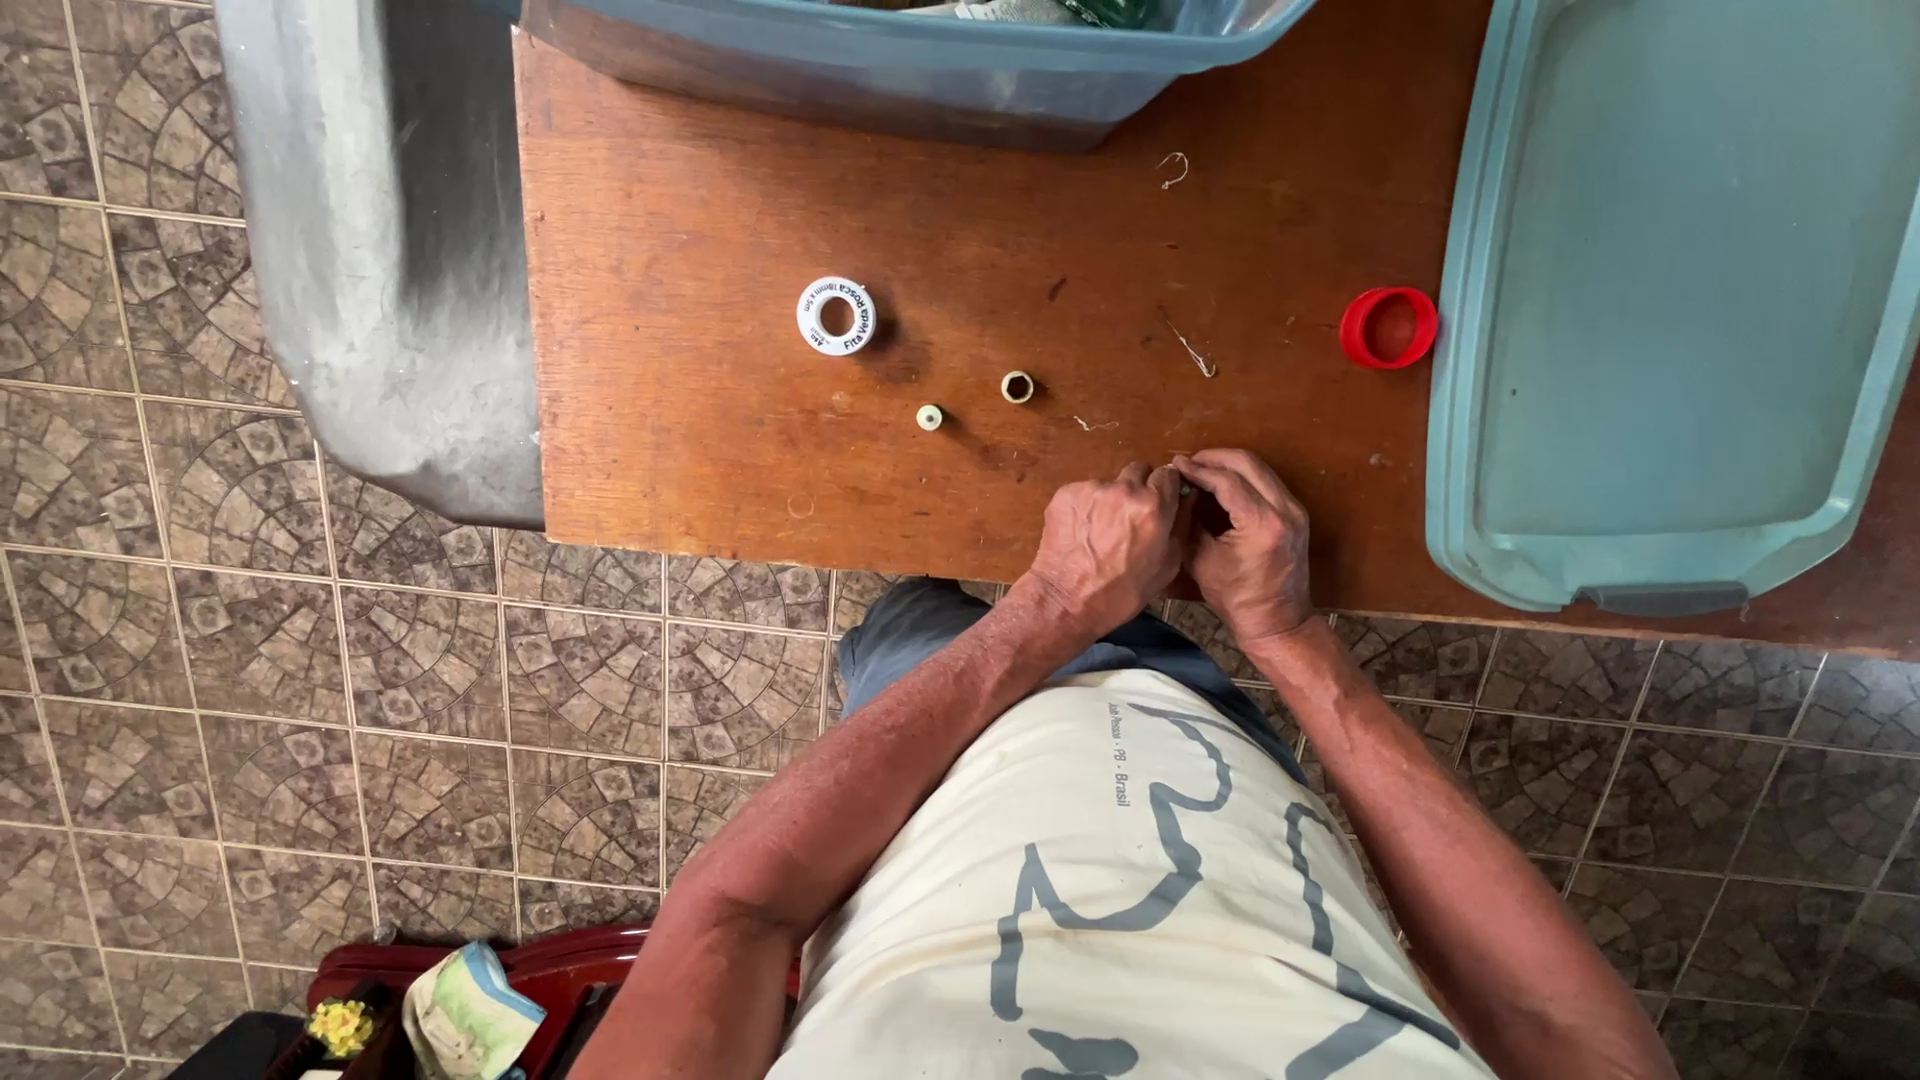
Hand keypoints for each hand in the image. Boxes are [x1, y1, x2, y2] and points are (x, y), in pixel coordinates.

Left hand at [1014, 462, 1183, 642]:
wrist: (1067, 600)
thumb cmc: (1122, 592)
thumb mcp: (1166, 567)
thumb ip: (1176, 528)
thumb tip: (1178, 506)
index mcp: (1153, 505)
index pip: (1168, 474)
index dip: (1164, 487)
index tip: (1160, 498)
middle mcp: (1123, 489)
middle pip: (1138, 470)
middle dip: (1138, 487)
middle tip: (1129, 514)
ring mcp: (1091, 489)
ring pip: (1108, 483)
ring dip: (1108, 499)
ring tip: (1099, 529)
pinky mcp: (1065, 494)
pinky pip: (1082, 493)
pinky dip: (1084, 507)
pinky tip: (1079, 532)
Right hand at [1172, 449, 1313, 646]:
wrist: (1277, 621)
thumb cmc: (1235, 598)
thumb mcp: (1201, 560)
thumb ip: (1189, 521)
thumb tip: (1178, 493)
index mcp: (1261, 523)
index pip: (1226, 480)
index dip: (1198, 470)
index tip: (1175, 465)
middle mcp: (1284, 509)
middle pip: (1248, 463)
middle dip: (1214, 458)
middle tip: (1188, 461)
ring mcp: (1295, 510)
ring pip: (1260, 468)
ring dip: (1229, 464)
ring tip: (1201, 468)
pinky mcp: (1295, 514)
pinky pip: (1267, 481)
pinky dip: (1243, 475)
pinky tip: (1221, 482)